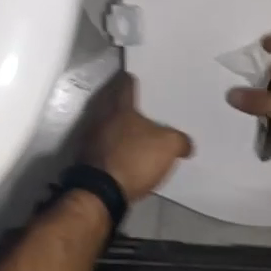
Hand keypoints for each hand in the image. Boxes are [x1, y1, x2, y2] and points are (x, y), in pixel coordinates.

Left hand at [87, 74, 192, 201]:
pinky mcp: (85, 158)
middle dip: (122, 102)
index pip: (125, 85)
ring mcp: (89, 138)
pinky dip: (110, 145)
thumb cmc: (134, 159)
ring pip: (104, 123)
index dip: (131, 80)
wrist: (100, 192)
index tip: (135, 77)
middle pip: (110, 102)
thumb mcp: (168, 147)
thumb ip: (179, 140)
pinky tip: (121, 153)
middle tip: (137, 105)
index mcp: (120, 108)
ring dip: (114, 125)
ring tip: (131, 131)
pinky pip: (100, 144)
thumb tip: (186, 144)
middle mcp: (101, 117)